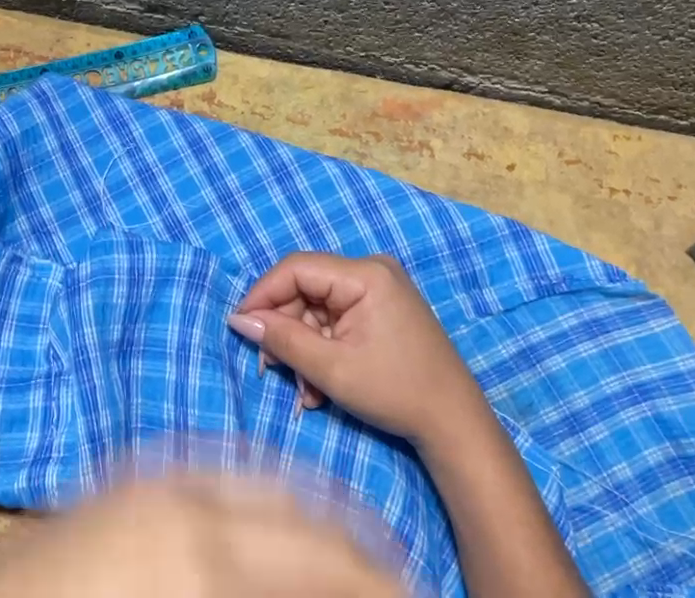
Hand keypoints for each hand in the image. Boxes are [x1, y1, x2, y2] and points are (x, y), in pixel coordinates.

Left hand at [0, 474, 402, 597]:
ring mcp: (150, 479)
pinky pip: (212, 475)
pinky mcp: (124, 479)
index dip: (381, 579)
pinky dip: (254, 495)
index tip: (413, 590)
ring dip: (308, 515)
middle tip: (389, 574)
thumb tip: (331, 583)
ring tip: (340, 553)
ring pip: (262, 480)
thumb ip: (276, 585)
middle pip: (305, 508)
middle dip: (356, 545)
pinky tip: (265, 526)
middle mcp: (184, 495)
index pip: (330, 558)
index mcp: (204, 550)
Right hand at [228, 253, 480, 445]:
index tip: (240, 327)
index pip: (295, 268)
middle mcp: (371, 271)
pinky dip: (321, 348)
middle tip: (273, 370)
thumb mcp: (331, 369)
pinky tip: (320, 384)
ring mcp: (379, 289)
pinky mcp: (381, 308)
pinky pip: (335, 319)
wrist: (455, 424)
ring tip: (305, 391)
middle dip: (286, 331)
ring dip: (302, 347)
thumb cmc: (395, 392)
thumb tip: (238, 320)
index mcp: (365, 275)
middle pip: (305, 289)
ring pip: (316, 308)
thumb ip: (282, 339)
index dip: (262, 295)